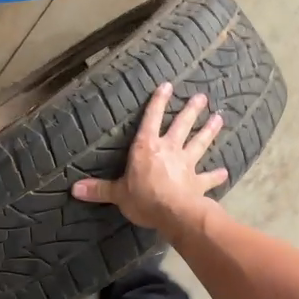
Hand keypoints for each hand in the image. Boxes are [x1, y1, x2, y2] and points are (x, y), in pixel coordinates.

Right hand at [72, 81, 227, 233]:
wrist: (174, 213)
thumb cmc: (143, 198)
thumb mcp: (117, 194)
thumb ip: (99, 190)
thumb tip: (74, 189)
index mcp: (146, 148)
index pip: (151, 119)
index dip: (158, 102)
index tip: (167, 85)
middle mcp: (169, 150)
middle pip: (182, 125)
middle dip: (191, 110)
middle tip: (202, 97)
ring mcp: (186, 165)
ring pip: (200, 143)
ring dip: (209, 131)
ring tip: (219, 118)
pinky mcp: (198, 182)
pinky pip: (208, 177)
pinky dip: (216, 175)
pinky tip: (225, 172)